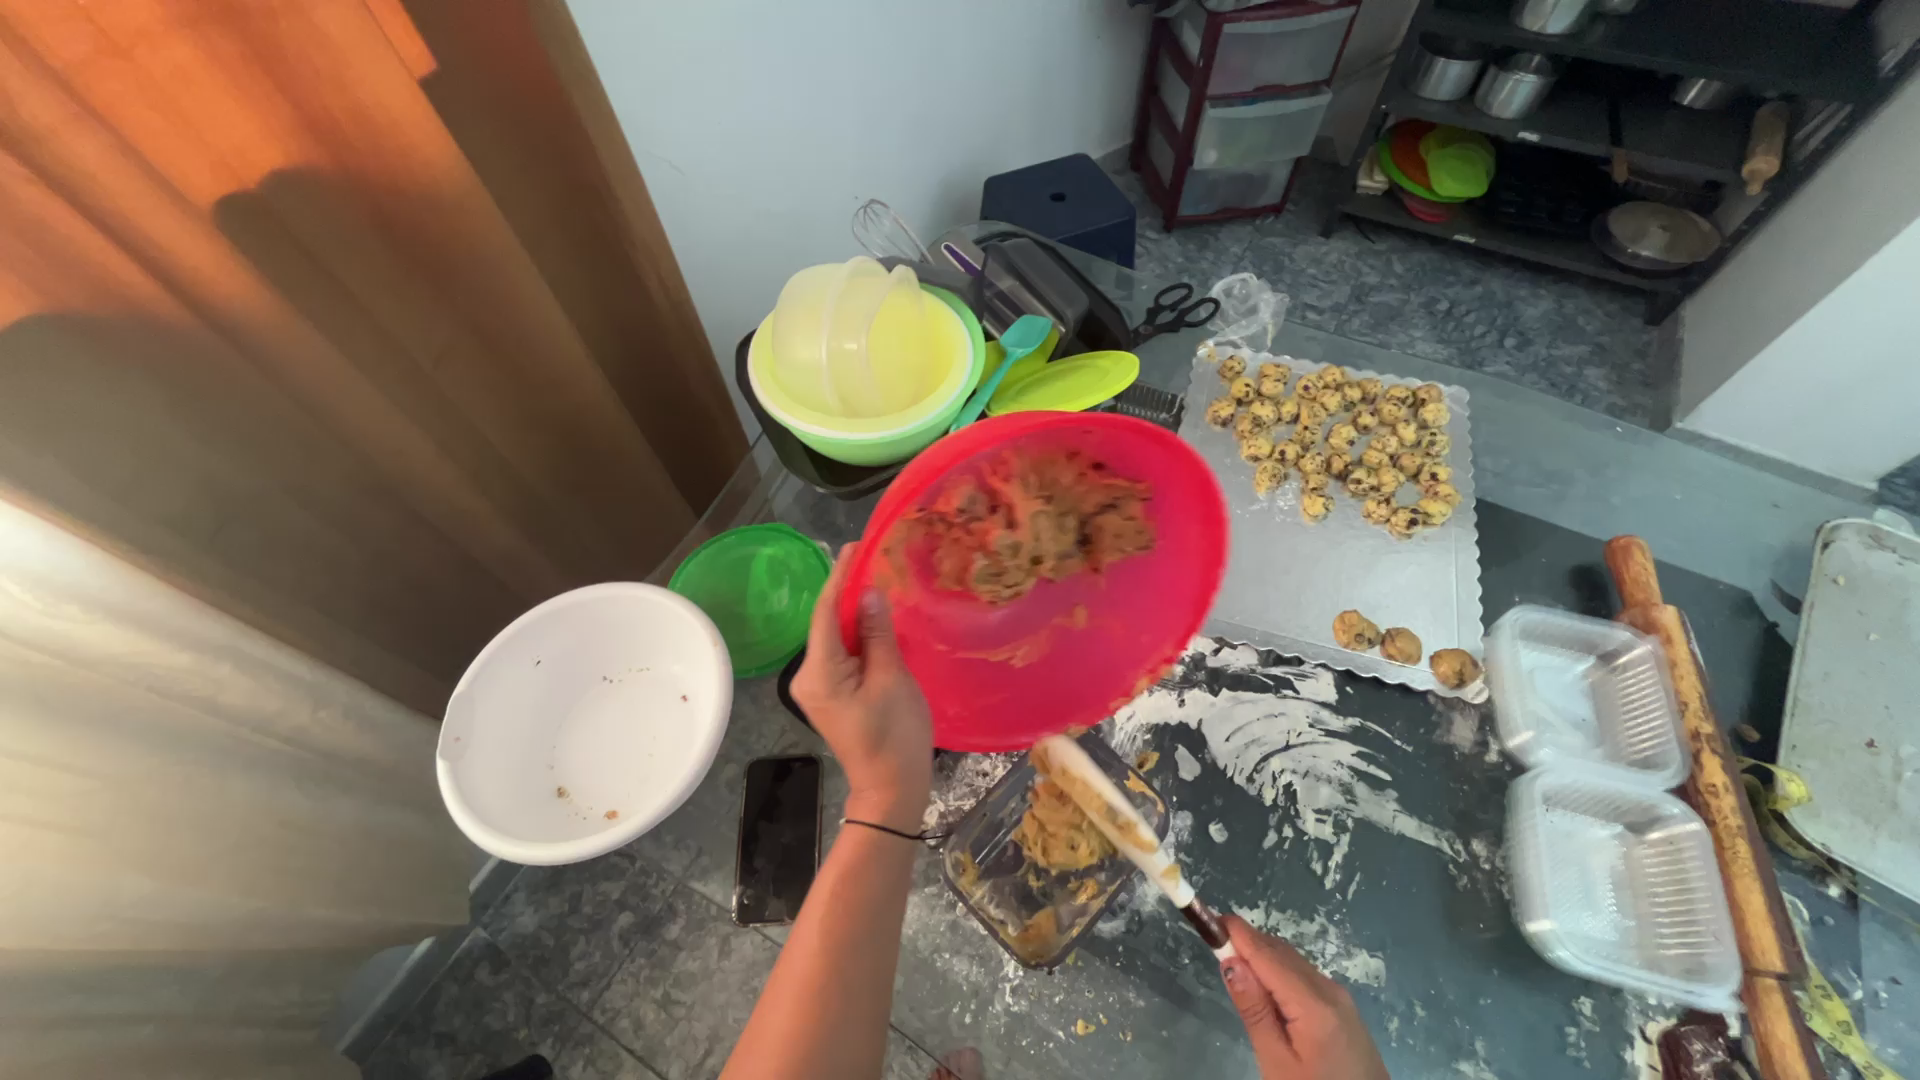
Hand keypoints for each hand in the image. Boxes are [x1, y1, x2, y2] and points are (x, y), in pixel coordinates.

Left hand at [791, 544, 933, 831]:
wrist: (891, 788)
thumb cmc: (896, 735)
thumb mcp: (891, 678)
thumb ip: (877, 632)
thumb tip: (867, 592)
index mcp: (819, 672)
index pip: (824, 612)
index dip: (840, 577)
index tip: (854, 546)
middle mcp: (808, 676)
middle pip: (826, 622)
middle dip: (847, 591)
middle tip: (872, 557)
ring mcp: (817, 686)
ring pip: (835, 637)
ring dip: (854, 612)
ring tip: (877, 579)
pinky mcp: (831, 693)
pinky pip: (841, 653)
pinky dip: (857, 634)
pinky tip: (874, 617)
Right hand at [1219, 915, 1388, 1079]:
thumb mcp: (1278, 1063)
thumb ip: (1254, 1011)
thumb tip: (1229, 960)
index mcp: (1314, 1002)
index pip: (1267, 953)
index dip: (1237, 933)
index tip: (1208, 920)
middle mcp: (1329, 989)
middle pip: (1280, 952)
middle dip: (1246, 942)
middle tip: (1213, 944)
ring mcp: (1339, 997)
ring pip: (1291, 961)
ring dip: (1261, 955)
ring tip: (1233, 964)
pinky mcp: (1342, 1008)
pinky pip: (1303, 975)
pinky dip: (1278, 970)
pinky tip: (1264, 986)